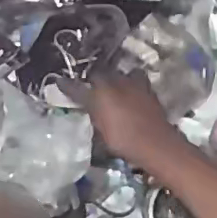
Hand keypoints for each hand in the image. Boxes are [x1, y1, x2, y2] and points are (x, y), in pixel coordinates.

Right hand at [70, 73, 186, 165]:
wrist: (156, 143)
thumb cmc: (124, 142)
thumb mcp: (101, 133)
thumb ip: (93, 116)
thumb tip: (88, 108)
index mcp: (99, 94)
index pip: (77, 87)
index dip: (67, 85)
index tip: (60, 82)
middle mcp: (115, 84)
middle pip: (100, 74)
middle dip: (93, 79)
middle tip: (90, 88)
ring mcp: (133, 84)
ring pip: (119, 74)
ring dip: (114, 78)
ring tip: (113, 86)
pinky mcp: (148, 89)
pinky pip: (135, 80)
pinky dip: (130, 84)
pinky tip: (130, 93)